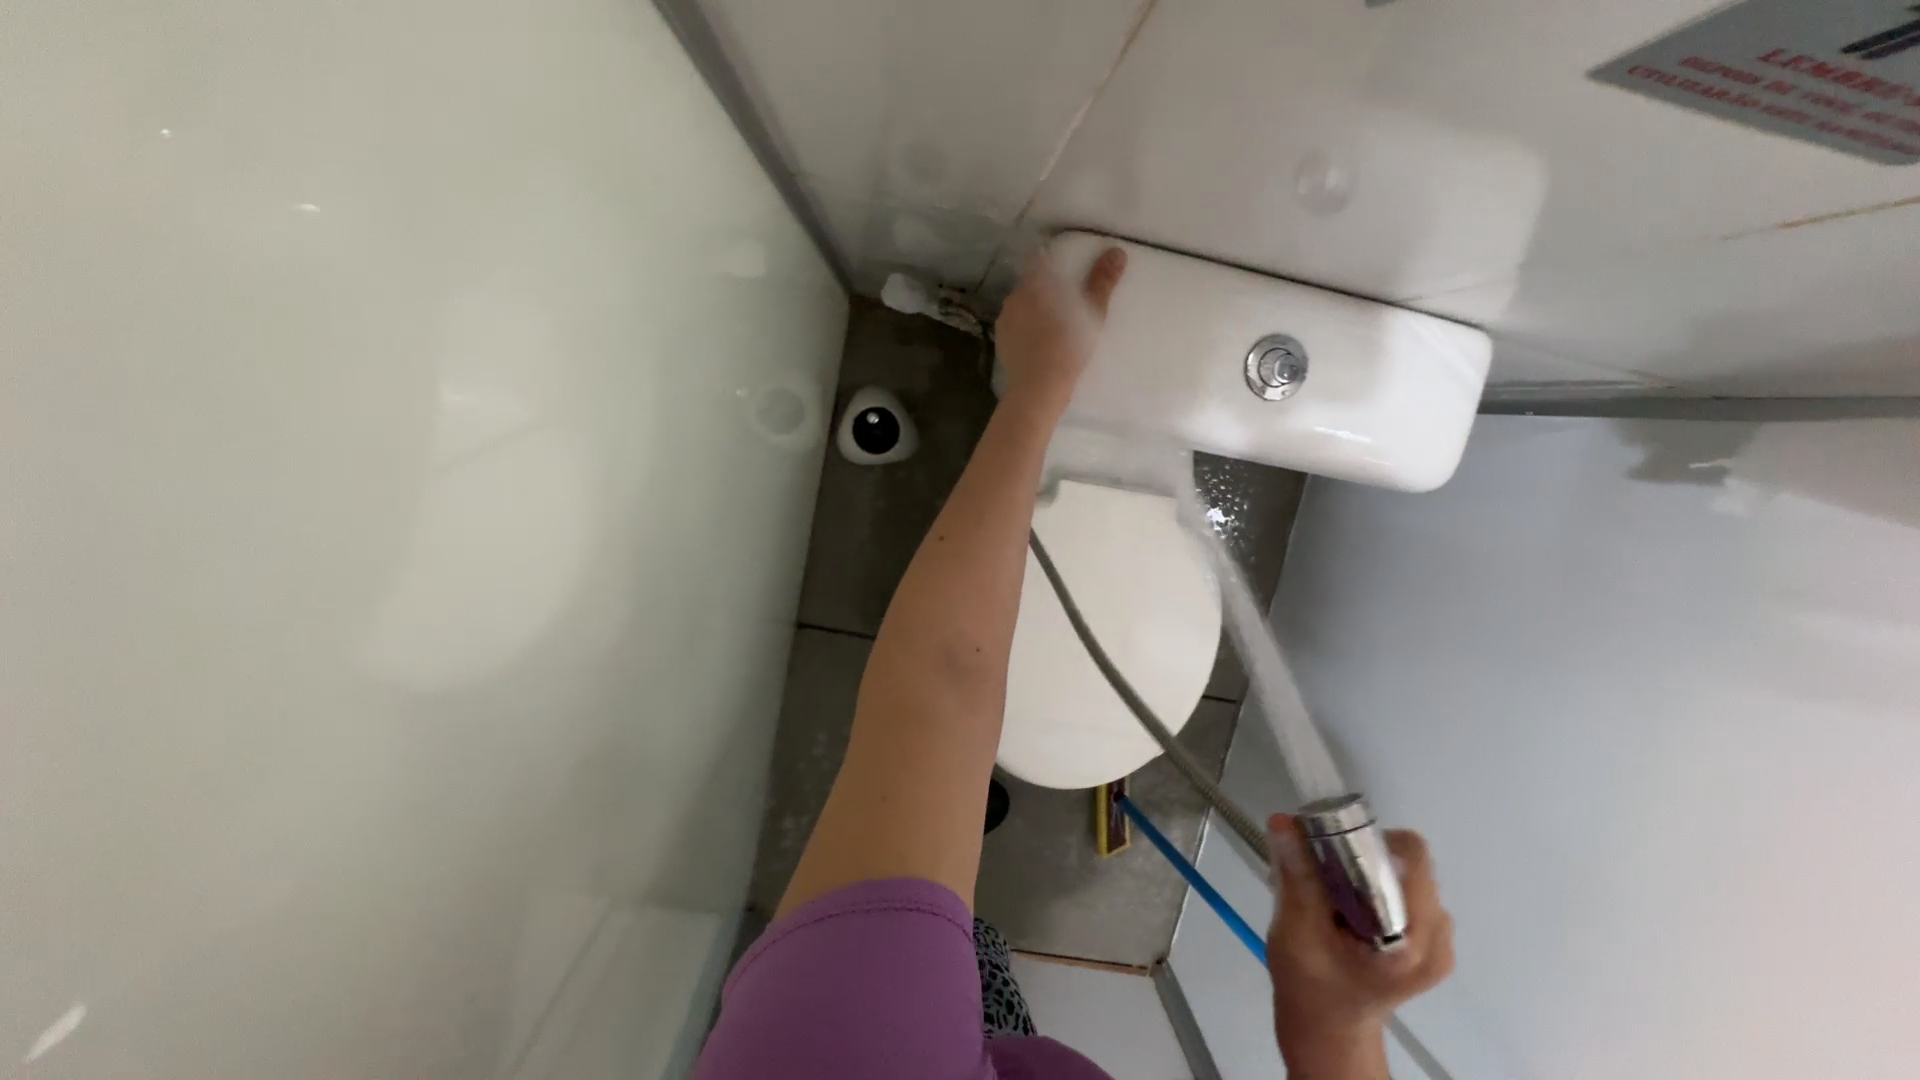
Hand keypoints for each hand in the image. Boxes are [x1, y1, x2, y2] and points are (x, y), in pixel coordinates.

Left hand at [992, 247, 1126, 415]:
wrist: (1039, 386)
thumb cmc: (1068, 344)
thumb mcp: (1092, 312)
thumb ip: (1102, 281)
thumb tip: (1117, 252)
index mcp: (1034, 284)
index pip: (1040, 262)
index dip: (1053, 266)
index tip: (1067, 276)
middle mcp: (1014, 297)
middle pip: (1030, 286)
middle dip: (1045, 291)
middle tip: (1065, 304)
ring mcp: (1003, 321)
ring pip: (1021, 308)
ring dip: (1033, 311)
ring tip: (1052, 326)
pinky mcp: (1000, 343)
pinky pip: (1015, 329)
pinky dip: (1025, 331)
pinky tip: (1038, 344)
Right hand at [1266, 814, 1454, 1078]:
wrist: (1327, 1032)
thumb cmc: (1310, 988)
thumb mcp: (1294, 930)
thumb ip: (1295, 874)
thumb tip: (1283, 820)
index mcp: (1414, 943)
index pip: (1414, 861)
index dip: (1372, 840)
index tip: (1332, 843)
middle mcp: (1438, 941)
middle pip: (1409, 867)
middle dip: (1364, 857)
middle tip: (1325, 867)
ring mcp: (1439, 945)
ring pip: (1407, 879)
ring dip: (1369, 872)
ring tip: (1333, 890)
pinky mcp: (1430, 946)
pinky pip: (1408, 896)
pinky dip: (1376, 888)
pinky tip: (1347, 905)